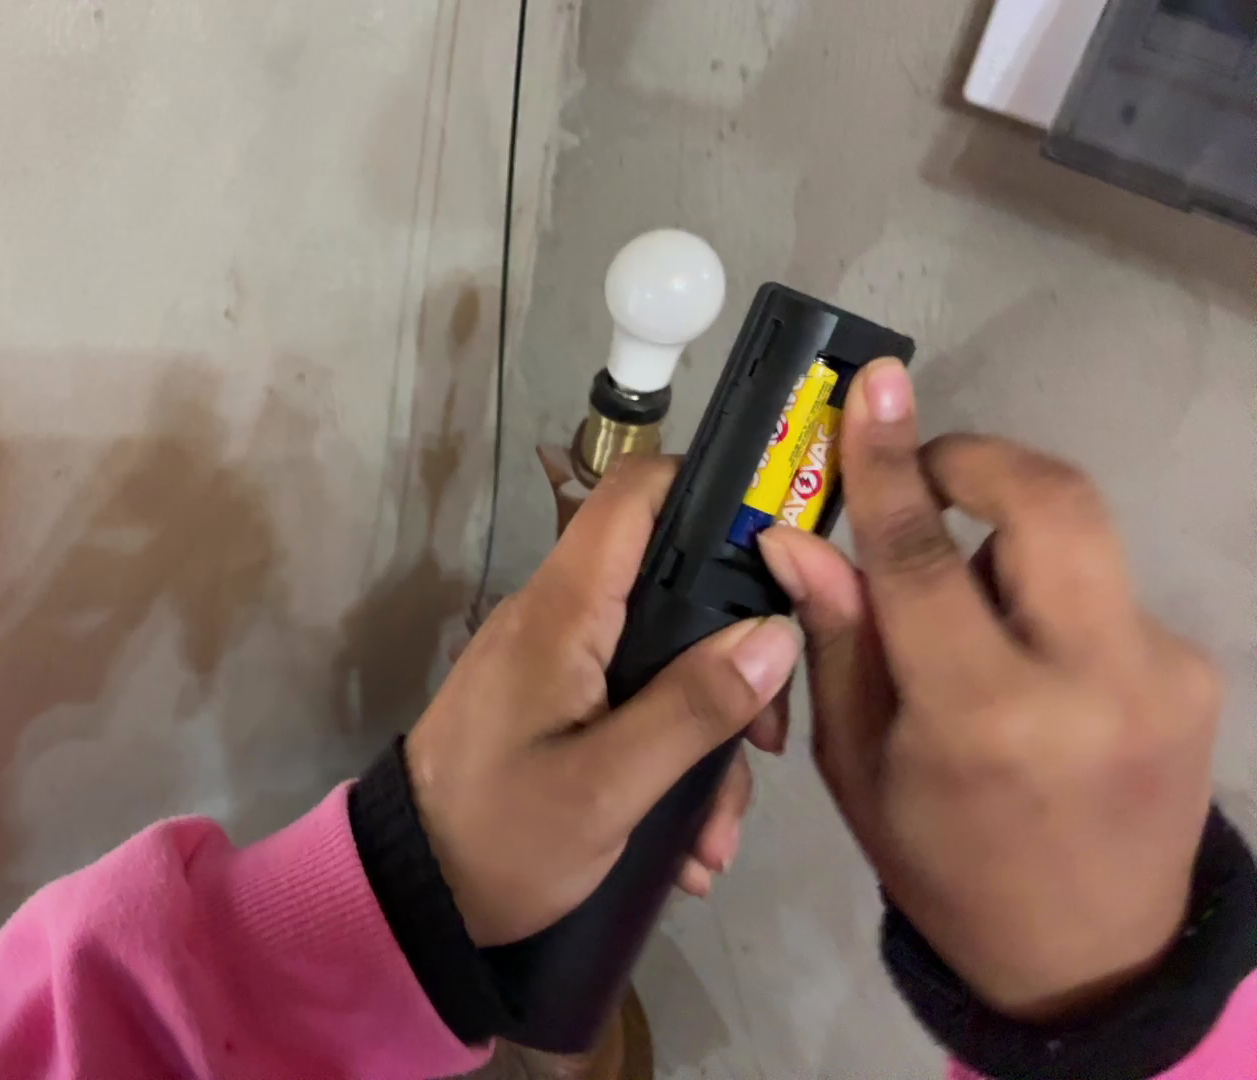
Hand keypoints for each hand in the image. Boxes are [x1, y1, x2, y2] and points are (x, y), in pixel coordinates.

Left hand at [406, 455, 798, 946]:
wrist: (415, 880)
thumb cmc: (504, 833)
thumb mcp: (610, 785)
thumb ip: (692, 706)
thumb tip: (773, 635)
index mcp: (560, 612)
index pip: (628, 497)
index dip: (704, 491)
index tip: (778, 545)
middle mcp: (552, 618)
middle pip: (664, 589)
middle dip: (728, 661)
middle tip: (764, 744)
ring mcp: (548, 660)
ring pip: (654, 662)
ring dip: (698, 739)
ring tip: (711, 837)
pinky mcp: (545, 701)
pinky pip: (623, 703)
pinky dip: (660, 760)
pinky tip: (682, 843)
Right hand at [758, 359, 1222, 1020]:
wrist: (1091, 949)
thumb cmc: (932, 853)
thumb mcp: (850, 753)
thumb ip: (835, 638)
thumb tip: (795, 542)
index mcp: (983, 712)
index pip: (922, 559)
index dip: (887, 466)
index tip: (875, 386)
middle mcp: (1095, 676)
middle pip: (1053, 505)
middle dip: (973, 458)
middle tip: (906, 470)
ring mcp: (1164, 668)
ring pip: (1068, 539)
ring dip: (988, 533)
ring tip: (936, 598)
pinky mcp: (1190, 667)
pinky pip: (1086, 582)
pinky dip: (1021, 580)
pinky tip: (993, 642)